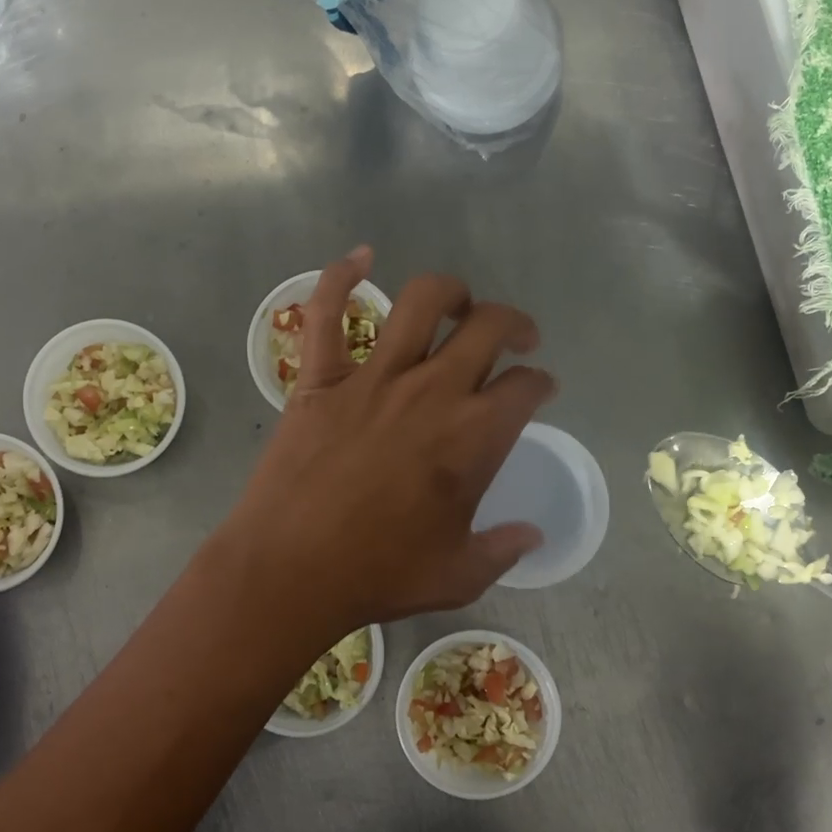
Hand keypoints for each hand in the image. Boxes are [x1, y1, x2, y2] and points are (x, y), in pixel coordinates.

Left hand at [215, 246, 556, 634]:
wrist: (291, 570)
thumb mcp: (459, 574)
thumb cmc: (379, 574)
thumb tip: (532, 535)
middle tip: (515, 339)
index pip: (526, 385)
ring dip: (449, 291)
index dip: (540, 381)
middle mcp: (433, 391)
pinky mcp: (321, 378)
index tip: (539, 387)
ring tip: (457, 304)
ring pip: (421, 301)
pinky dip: (341, 277)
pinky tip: (360, 257)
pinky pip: (328, 312)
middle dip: (513, 324)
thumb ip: (503, 549)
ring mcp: (374, 377)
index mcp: (474, 436)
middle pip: (488, 327)